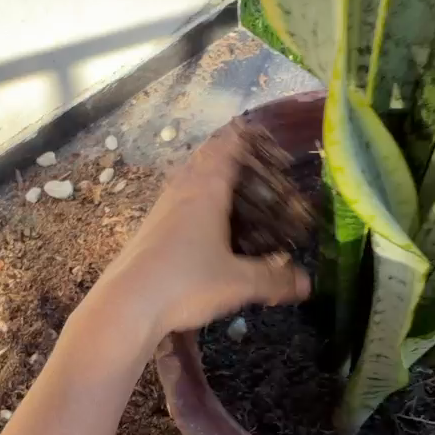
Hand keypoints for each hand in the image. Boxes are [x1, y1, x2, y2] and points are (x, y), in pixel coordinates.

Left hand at [80, 124, 311, 353]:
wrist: (126, 305)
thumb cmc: (186, 282)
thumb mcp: (238, 283)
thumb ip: (274, 279)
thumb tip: (307, 283)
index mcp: (206, 191)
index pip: (225, 150)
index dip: (241, 137)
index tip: (255, 129)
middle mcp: (181, 193)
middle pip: (202, 161)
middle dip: (224, 155)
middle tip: (245, 157)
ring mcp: (160, 212)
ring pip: (185, 182)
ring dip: (204, 177)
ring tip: (223, 184)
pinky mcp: (147, 233)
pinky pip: (175, 205)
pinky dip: (191, 203)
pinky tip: (197, 222)